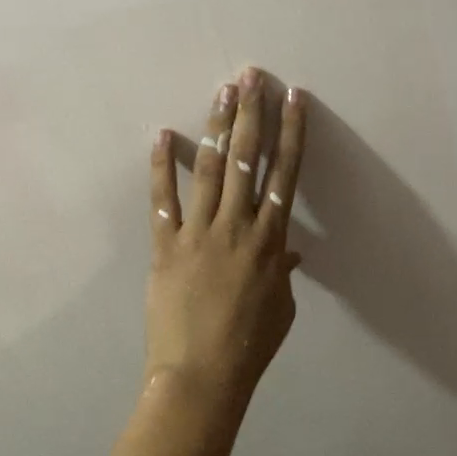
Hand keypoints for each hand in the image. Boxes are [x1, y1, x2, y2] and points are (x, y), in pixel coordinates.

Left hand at [145, 68, 306, 401]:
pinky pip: (164, 200)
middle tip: (252, 77)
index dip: (292, 131)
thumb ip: (284, 271)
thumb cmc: (250, 345)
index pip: (286, 173)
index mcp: (271, 240)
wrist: (200, 378)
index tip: (293, 97)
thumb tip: (287, 252)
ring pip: (212, 169)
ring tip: (224, 91)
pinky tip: (163, 134)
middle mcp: (238, 226)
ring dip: (218, 127)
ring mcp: (199, 234)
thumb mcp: (281, 306)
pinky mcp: (166, 247)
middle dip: (252, 113)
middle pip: (248, 159)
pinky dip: (163, 166)